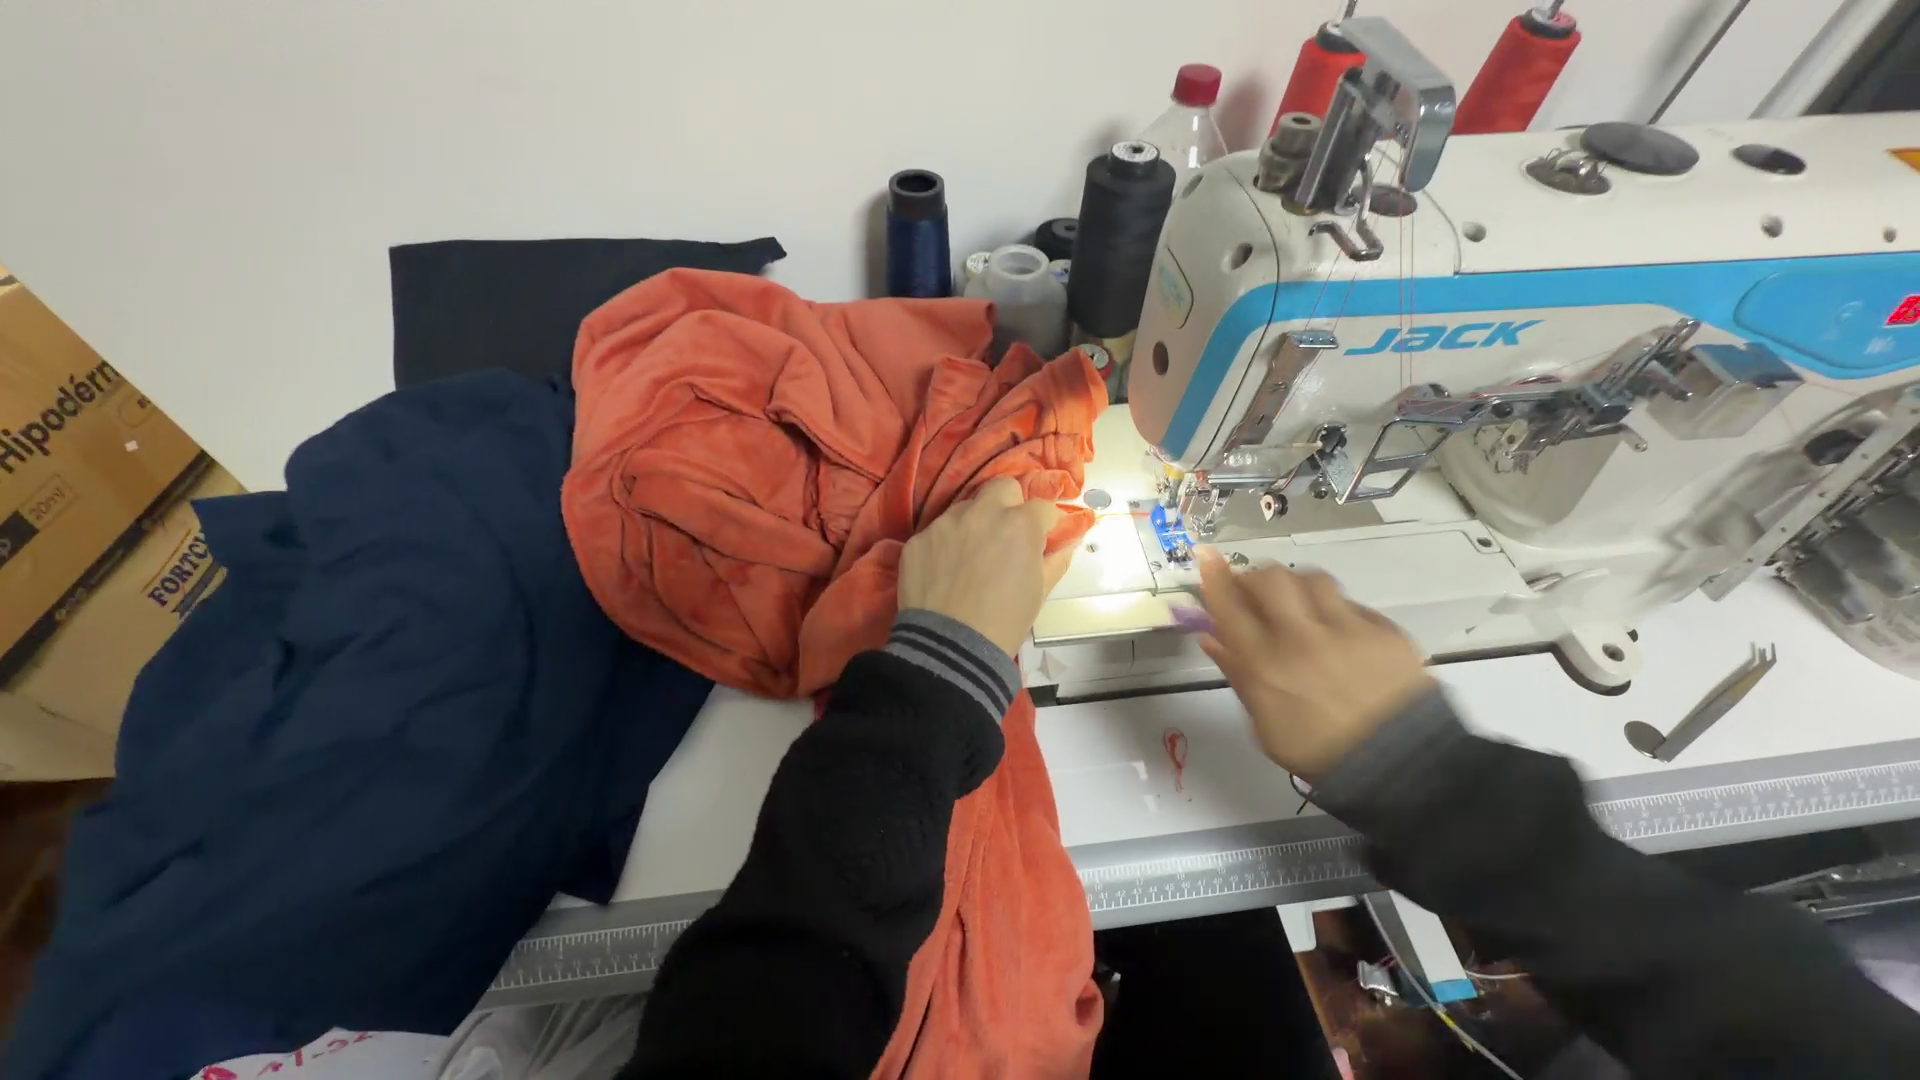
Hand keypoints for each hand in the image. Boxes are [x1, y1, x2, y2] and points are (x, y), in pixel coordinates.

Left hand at [898, 477, 1075, 655]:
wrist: (950, 648)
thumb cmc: (1004, 622)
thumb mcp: (1039, 592)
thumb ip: (1055, 560)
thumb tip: (1065, 544)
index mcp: (1018, 524)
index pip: (1043, 507)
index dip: (1047, 522)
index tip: (1046, 536)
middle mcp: (981, 513)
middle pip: (1002, 487)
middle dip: (1010, 504)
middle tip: (1008, 534)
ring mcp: (944, 524)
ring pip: (965, 509)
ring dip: (974, 525)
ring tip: (971, 558)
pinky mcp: (917, 540)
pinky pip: (937, 533)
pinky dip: (945, 546)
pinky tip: (946, 573)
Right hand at [1196, 548, 1432, 780]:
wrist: (1398, 764)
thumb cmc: (1318, 750)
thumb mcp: (1264, 723)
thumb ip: (1238, 674)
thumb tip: (1212, 636)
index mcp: (1265, 665)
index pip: (1230, 606)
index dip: (1215, 576)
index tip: (1207, 556)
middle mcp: (1301, 639)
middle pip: (1270, 577)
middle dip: (1257, 576)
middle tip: (1256, 589)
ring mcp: (1346, 630)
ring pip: (1312, 579)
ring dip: (1297, 586)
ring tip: (1299, 604)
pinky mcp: (1383, 630)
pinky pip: (1351, 603)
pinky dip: (1336, 610)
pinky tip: (1339, 632)